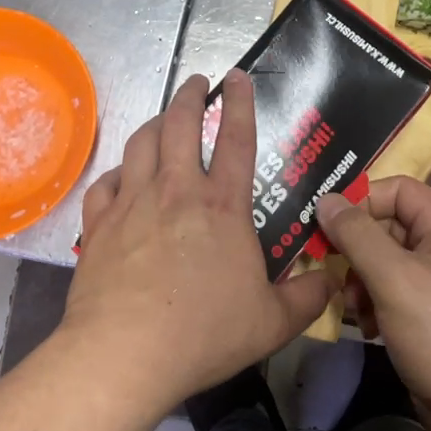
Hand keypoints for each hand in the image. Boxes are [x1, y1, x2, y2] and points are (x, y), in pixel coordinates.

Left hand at [62, 70, 335, 414]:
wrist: (125, 354)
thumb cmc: (204, 333)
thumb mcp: (273, 323)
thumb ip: (307, 298)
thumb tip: (331, 280)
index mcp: (222, 205)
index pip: (236, 138)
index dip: (239, 102)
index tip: (236, 76)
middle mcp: (176, 191)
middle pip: (179, 124)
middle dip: (189, 95)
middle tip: (196, 82)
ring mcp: (132, 203)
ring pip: (141, 143)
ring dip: (154, 122)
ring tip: (163, 118)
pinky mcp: (99, 224)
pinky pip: (106, 182)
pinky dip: (117, 171)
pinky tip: (122, 176)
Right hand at [318, 177, 430, 419]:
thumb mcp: (394, 281)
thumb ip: (357, 236)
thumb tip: (326, 198)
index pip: (397, 189)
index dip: (359, 201)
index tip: (324, 227)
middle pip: (390, 226)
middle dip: (358, 251)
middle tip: (334, 277)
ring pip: (390, 263)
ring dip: (363, 282)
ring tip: (353, 311)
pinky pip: (400, 293)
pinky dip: (379, 305)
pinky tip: (369, 330)